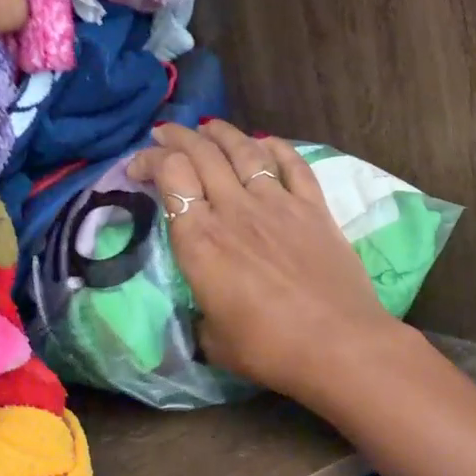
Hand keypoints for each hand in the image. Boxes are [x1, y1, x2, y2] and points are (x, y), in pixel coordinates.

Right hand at [126, 121, 405, 398]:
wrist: (339, 346)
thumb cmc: (268, 349)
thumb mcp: (212, 340)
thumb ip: (202, 314)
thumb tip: (207, 309)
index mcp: (201, 240)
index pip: (170, 175)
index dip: (148, 160)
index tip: (137, 168)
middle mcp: (235, 210)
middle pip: (202, 153)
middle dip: (177, 137)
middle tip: (164, 134)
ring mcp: (278, 204)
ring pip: (245, 150)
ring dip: (221, 132)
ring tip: (207, 126)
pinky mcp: (314, 209)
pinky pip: (293, 165)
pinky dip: (276, 147)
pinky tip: (265, 142)